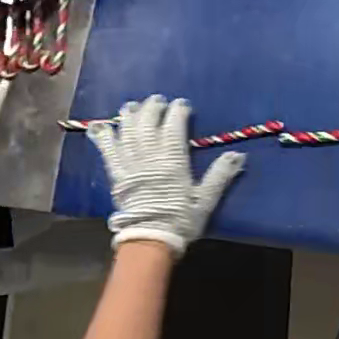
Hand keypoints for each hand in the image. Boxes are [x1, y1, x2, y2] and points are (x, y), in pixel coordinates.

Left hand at [88, 96, 245, 255]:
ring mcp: (130, 163)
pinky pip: (108, 150)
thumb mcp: (205, 199)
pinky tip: (100, 125)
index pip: (174, 126)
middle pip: (149, 123)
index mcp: (173, 160)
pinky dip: (103, 136)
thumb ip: (220, 175)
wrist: (150, 238)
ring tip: (133, 105)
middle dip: (153, 108)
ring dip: (130, 116)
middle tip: (158, 101)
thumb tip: (238, 155)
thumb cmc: (181, 220)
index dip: (178, 111)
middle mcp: (150, 156)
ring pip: (128, 131)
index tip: (182, 104)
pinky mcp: (116, 173)